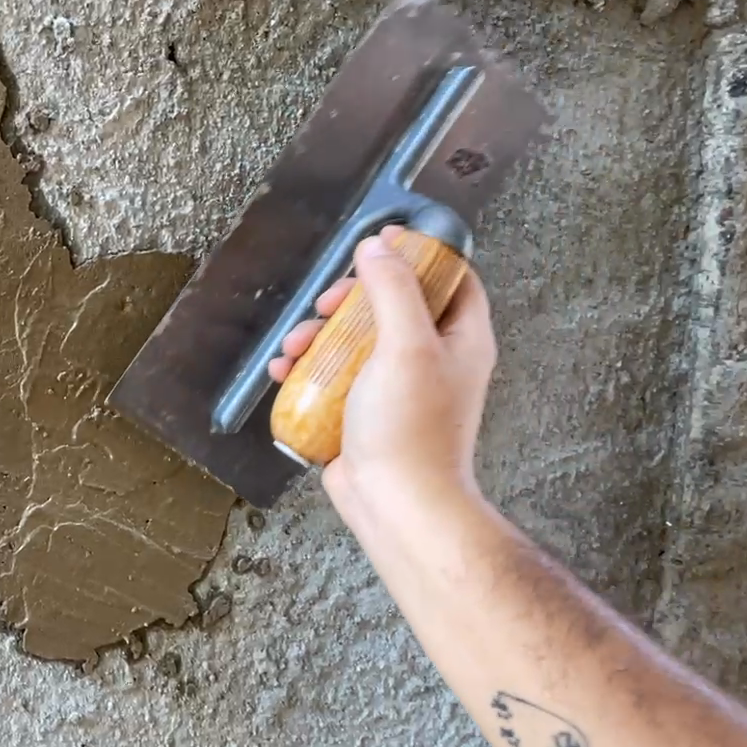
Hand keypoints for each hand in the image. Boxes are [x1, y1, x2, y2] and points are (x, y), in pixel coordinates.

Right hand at [266, 225, 497, 502]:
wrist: (396, 503)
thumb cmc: (410, 427)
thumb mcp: (405, 346)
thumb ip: (392, 291)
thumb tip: (377, 247)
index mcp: (461, 338)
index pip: (451, 279)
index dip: (418, 255)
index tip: (379, 242)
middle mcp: (433, 358)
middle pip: (391, 306)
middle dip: (351, 299)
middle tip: (327, 304)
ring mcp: (397, 386)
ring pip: (356, 339)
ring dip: (319, 333)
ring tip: (294, 344)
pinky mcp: (364, 409)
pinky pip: (335, 373)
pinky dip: (308, 366)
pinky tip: (285, 370)